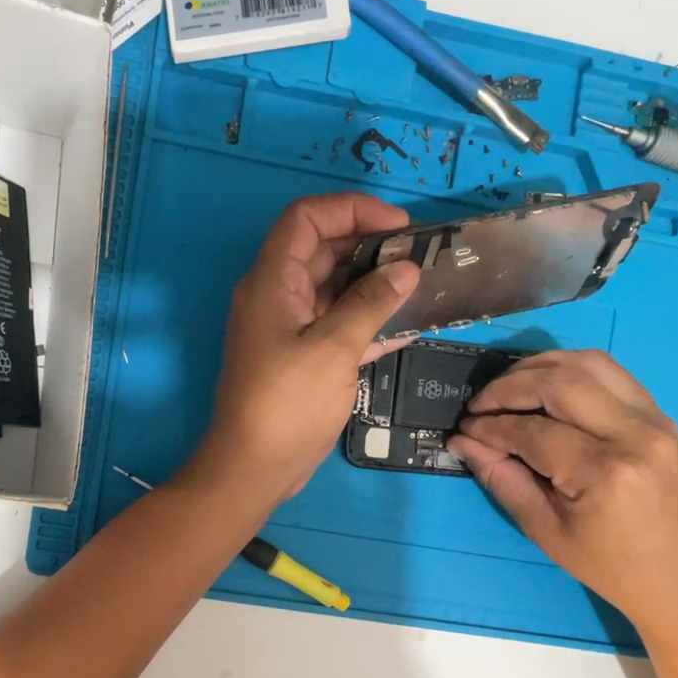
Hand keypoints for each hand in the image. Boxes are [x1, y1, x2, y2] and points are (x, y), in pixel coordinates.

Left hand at [191, 193, 420, 504]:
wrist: (255, 467)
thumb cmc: (288, 403)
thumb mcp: (333, 348)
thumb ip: (371, 303)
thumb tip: (406, 269)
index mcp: (271, 282)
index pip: (306, 219)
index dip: (351, 210)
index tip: (398, 225)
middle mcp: (276, 297)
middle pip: (322, 251)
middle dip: (370, 247)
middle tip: (419, 257)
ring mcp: (288, 330)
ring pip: (333, 290)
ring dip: (373, 285)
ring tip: (422, 286)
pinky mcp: (301, 359)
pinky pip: (336, 326)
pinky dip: (367, 322)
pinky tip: (407, 326)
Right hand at [447, 350, 677, 628]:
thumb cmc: (612, 568)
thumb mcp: (547, 532)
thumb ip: (504, 480)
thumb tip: (465, 443)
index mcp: (603, 472)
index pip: (532, 430)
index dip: (490, 427)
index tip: (463, 430)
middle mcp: (634, 434)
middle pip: (561, 381)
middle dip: (509, 386)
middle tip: (479, 404)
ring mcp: (655, 419)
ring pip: (589, 363)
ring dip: (540, 367)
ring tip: (508, 387)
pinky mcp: (662, 417)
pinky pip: (612, 375)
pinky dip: (572, 372)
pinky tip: (546, 389)